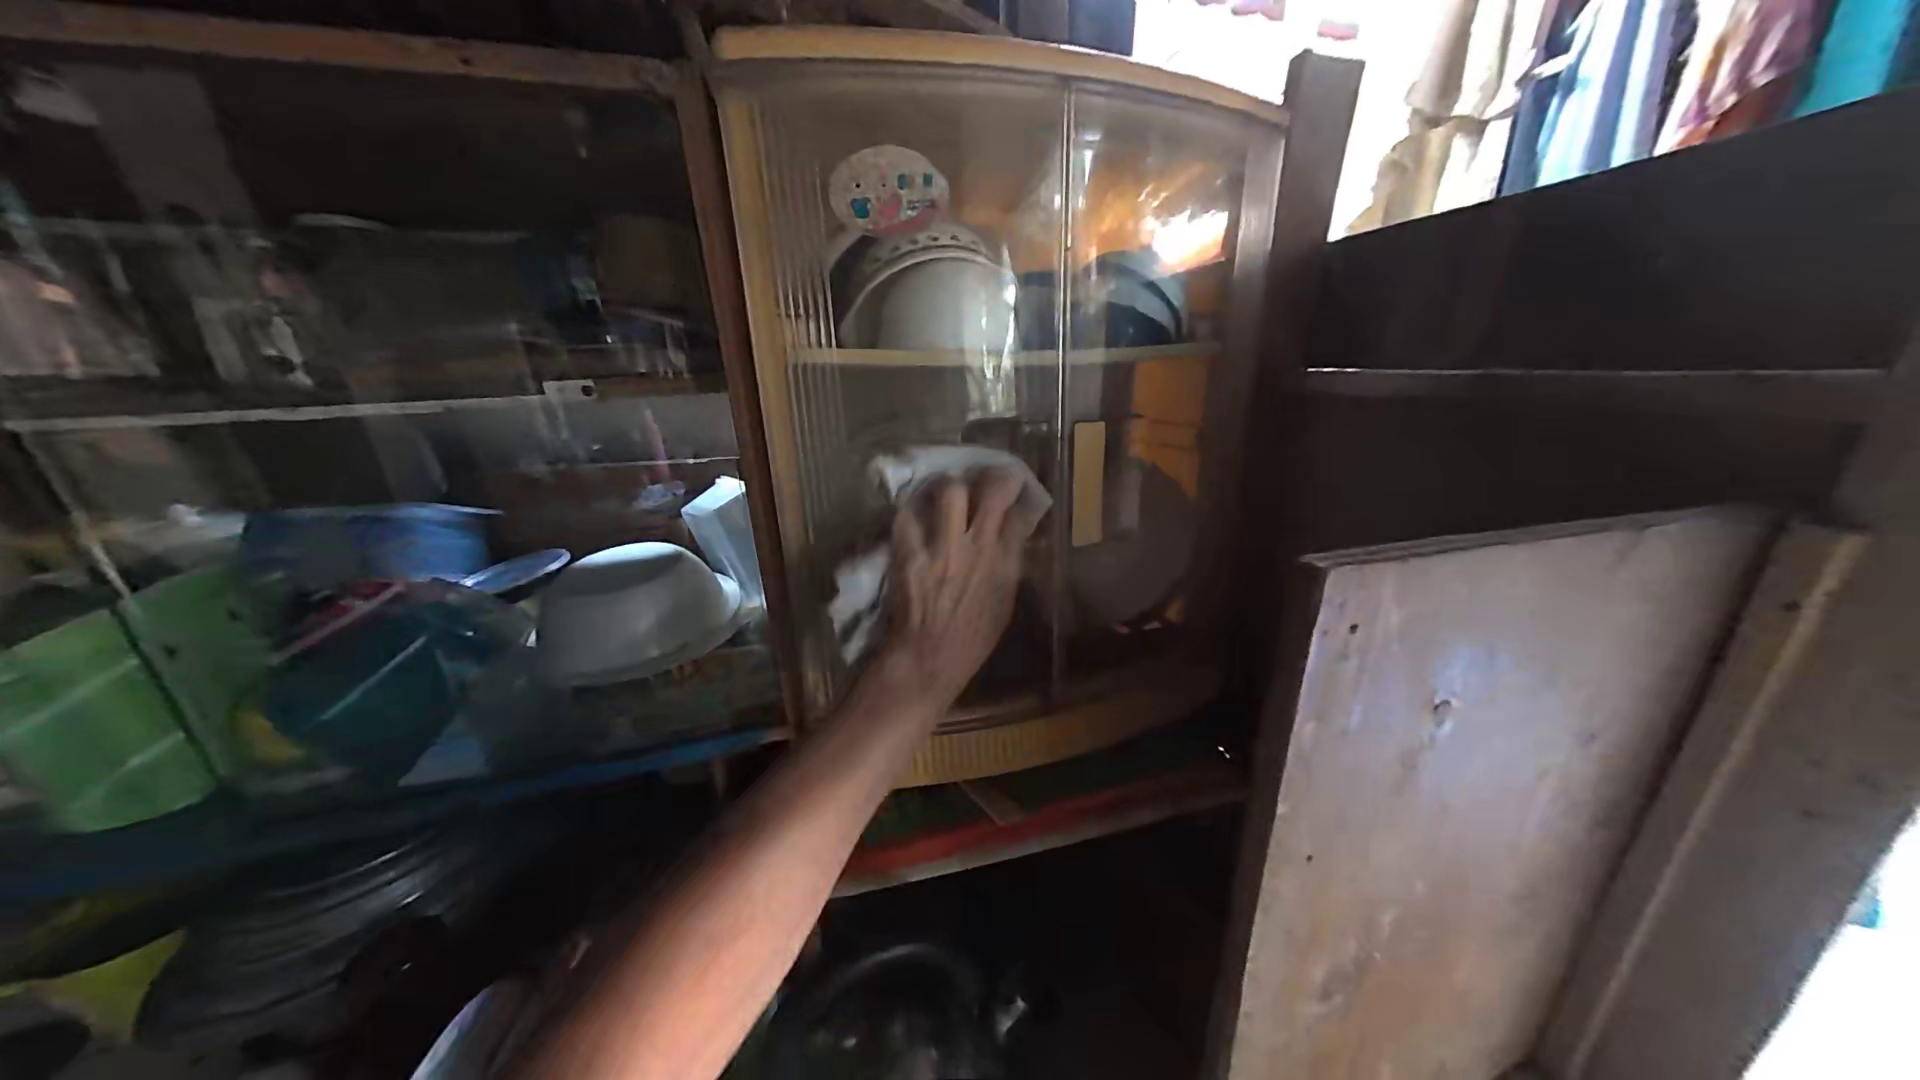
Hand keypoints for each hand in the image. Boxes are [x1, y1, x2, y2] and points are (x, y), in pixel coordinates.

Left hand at [867, 470, 1041, 715]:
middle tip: (983, 479)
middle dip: (992, 478)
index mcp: (1004, 564)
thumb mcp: (1004, 604)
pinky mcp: (911, 554)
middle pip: (991, 491)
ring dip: (949, 489)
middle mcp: (977, 550)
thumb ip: (1010, 566)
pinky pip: (909, 516)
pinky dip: (911, 513)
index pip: (1020, 513)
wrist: (930, 658)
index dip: (1018, 494)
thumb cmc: (971, 637)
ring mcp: (942, 549)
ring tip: (945, 494)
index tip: (1014, 489)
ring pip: (951, 492)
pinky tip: (914, 518)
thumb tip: (1012, 536)